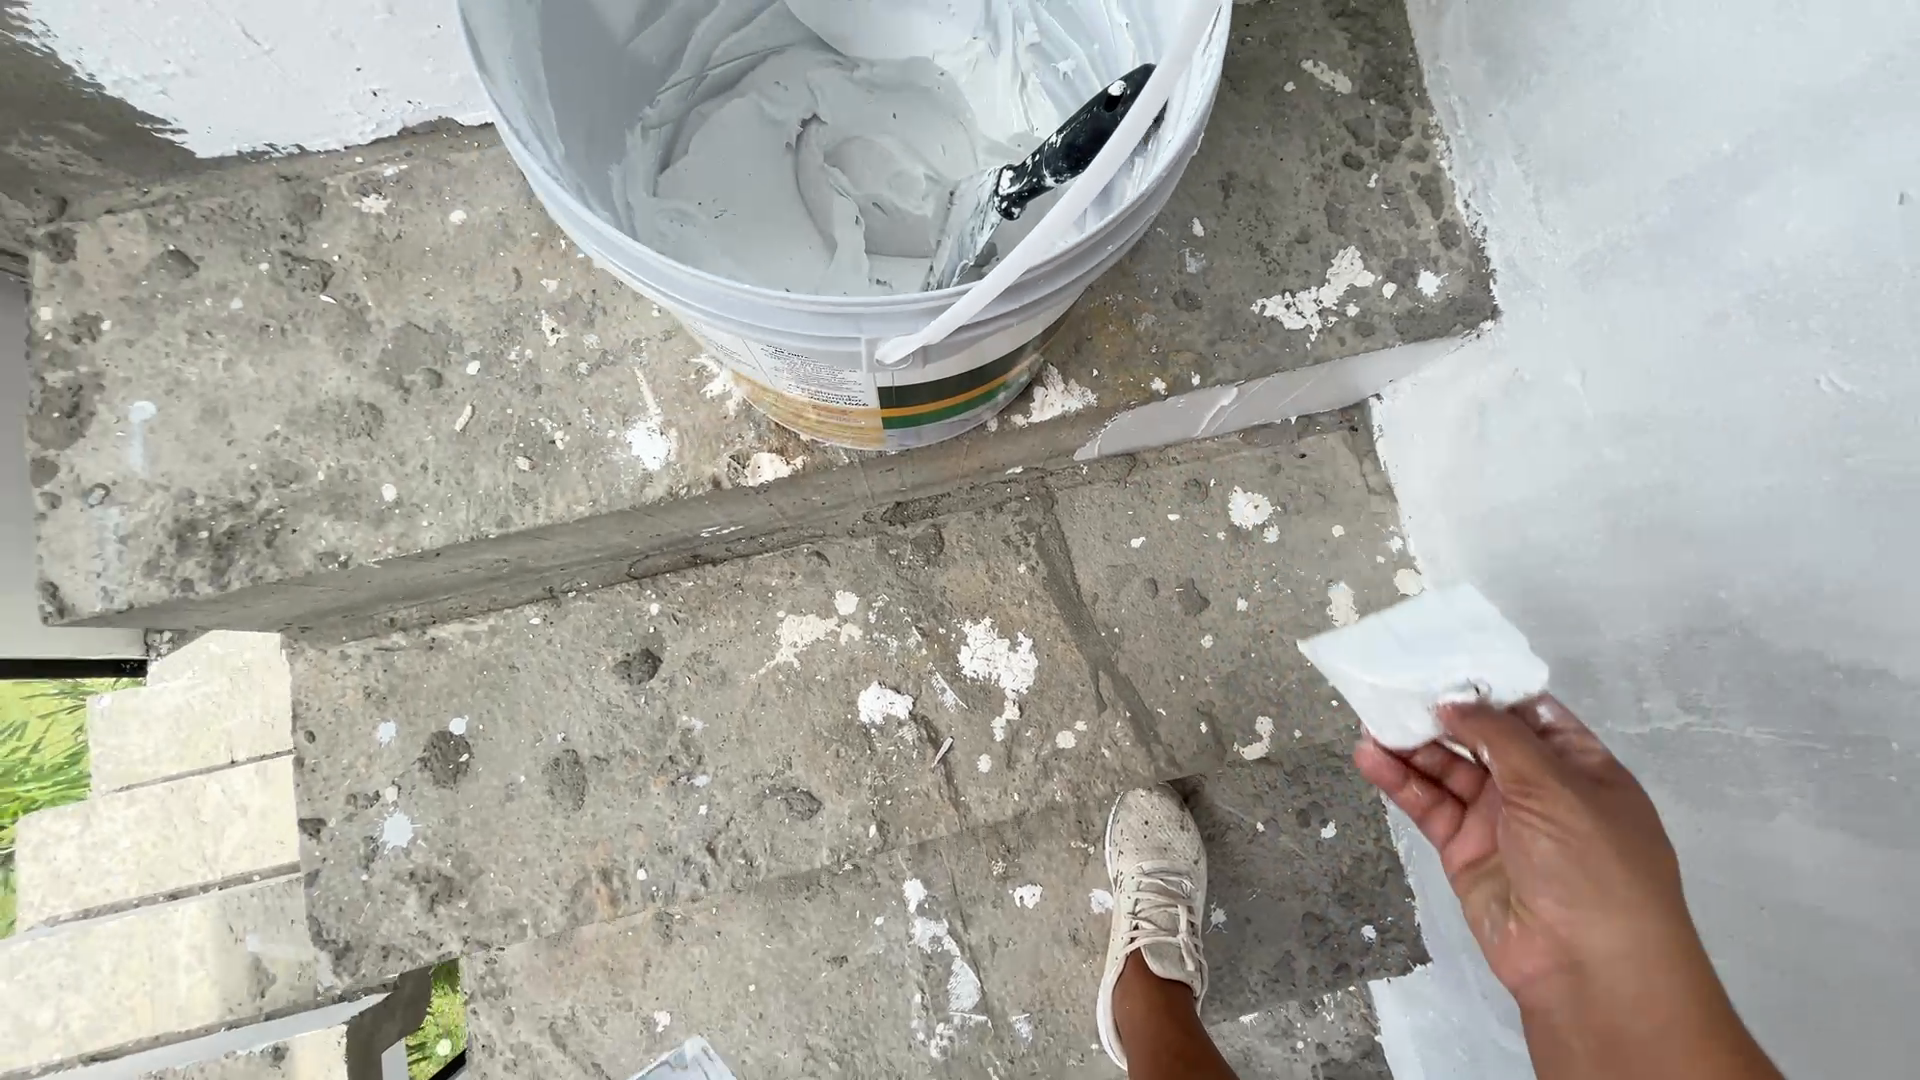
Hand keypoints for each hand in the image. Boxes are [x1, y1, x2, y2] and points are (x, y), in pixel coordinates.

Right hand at [1353, 694, 1690, 1002]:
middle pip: (1477, 738)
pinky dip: (1398, 780)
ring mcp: (1497, 819)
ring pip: (1445, 769)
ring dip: (1409, 746)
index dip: (1485, 688)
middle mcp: (1537, 789)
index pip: (1529, 714)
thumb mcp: (1557, 788)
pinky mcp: (1462, 846)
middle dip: (1437, 715)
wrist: (1588, 969)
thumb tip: (1452, 700)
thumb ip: (1500, 736)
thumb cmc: (1593, 867)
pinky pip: (1427, 803)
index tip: (1438, 661)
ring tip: (1369, 720)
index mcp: (1579, 769)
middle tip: (1389, 688)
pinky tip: (1370, 759)